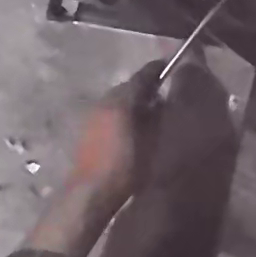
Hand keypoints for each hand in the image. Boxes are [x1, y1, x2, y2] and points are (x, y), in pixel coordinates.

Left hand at [68, 60, 163, 202]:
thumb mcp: (151, 142)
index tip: (169, 67)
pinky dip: (121, 112)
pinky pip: (108, 110)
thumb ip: (156, 117)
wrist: (91, 190)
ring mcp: (93, 113)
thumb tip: (161, 101)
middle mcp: (105, 100)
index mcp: (122, 100)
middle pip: (128, 86)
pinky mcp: (86, 127)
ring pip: (117, 98)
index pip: (142, 76)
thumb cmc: (126, 167)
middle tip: (162, 95)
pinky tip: (130, 126)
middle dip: (145, 88)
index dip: (157, 70)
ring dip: (131, 101)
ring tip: (148, 112)